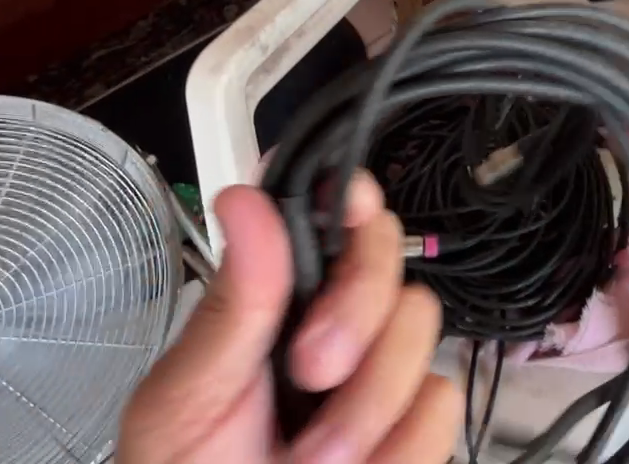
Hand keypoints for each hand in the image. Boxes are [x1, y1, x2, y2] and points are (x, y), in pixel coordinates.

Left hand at [118, 179, 460, 463]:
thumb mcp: (187, 401)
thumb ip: (232, 305)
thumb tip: (243, 198)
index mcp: (276, 290)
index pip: (328, 206)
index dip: (349, 191)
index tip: (352, 209)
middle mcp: (336, 309)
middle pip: (388, 247)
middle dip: (357, 308)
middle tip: (312, 370)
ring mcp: (382, 360)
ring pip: (421, 320)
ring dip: (368, 402)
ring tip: (312, 461)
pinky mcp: (418, 416)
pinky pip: (440, 399)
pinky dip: (399, 447)